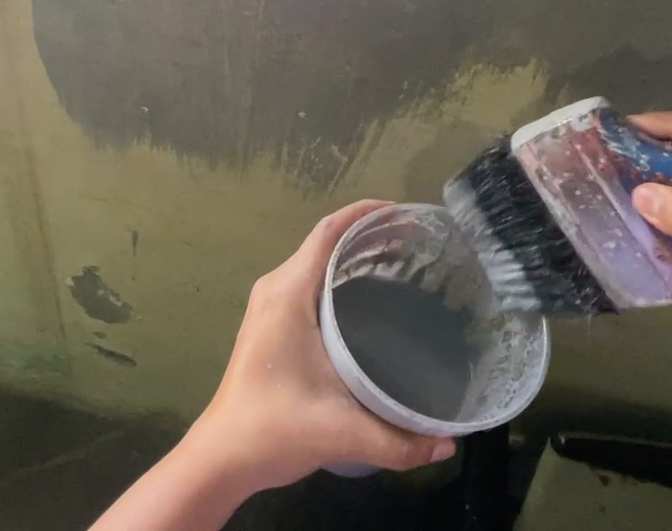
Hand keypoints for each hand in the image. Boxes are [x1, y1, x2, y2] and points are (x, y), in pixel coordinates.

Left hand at [181, 200, 457, 489]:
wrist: (222, 458)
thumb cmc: (274, 429)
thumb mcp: (341, 432)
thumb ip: (398, 441)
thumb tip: (449, 445)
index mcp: (289, 292)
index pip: (328, 231)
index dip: (365, 213)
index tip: (404, 214)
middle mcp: (277, 287)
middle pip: (325, 240)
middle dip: (369, 233)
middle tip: (415, 244)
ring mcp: (270, 304)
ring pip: (316, 260)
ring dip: (353, 255)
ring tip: (400, 264)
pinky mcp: (270, 321)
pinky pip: (309, 280)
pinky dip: (339, 275)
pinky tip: (368, 299)